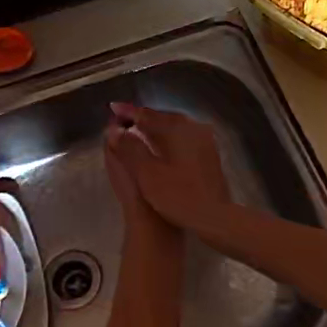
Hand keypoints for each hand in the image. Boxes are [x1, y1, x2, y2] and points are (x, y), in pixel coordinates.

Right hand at [103, 103, 231, 232]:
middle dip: (143, 120)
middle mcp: (195, 128)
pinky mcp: (209, 156)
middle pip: (163, 119)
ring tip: (137, 135)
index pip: (149, 115)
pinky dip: (168, 141)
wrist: (214, 218)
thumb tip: (114, 130)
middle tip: (124, 122)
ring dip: (155, 130)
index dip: (129, 112)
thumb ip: (130, 148)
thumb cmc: (178, 195)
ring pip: (174, 129)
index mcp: (179, 129)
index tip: (112, 109)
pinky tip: (159, 151)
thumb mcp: (147, 173)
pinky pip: (183, 140)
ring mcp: (205, 142)